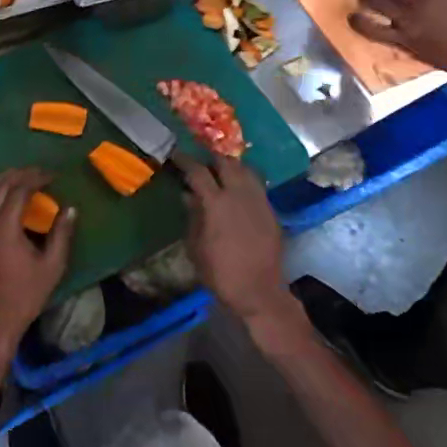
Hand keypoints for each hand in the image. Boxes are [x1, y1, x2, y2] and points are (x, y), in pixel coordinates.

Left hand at [0, 169, 75, 348]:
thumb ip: (61, 234)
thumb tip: (70, 209)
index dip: (36, 179)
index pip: (19, 191)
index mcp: (6, 227)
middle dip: (17, 175)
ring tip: (12, 176)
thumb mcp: (52, 265)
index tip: (51, 176)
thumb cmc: (26, 293)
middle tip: (35, 172)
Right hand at [180, 154, 298, 325]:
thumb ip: (192, 216)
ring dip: (230, 166)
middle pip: (225, 162)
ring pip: (245, 169)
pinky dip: (244, 179)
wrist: (259, 291)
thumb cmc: (220, 272)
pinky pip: (256, 184)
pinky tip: (237, 189)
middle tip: (200, 161)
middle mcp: (239, 194)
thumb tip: (188, 195)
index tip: (176, 155)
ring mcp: (258, 200)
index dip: (185, 160)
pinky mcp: (270, 209)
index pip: (198, 171)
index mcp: (216, 202)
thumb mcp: (196, 246)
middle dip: (211, 158)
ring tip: (220, 170)